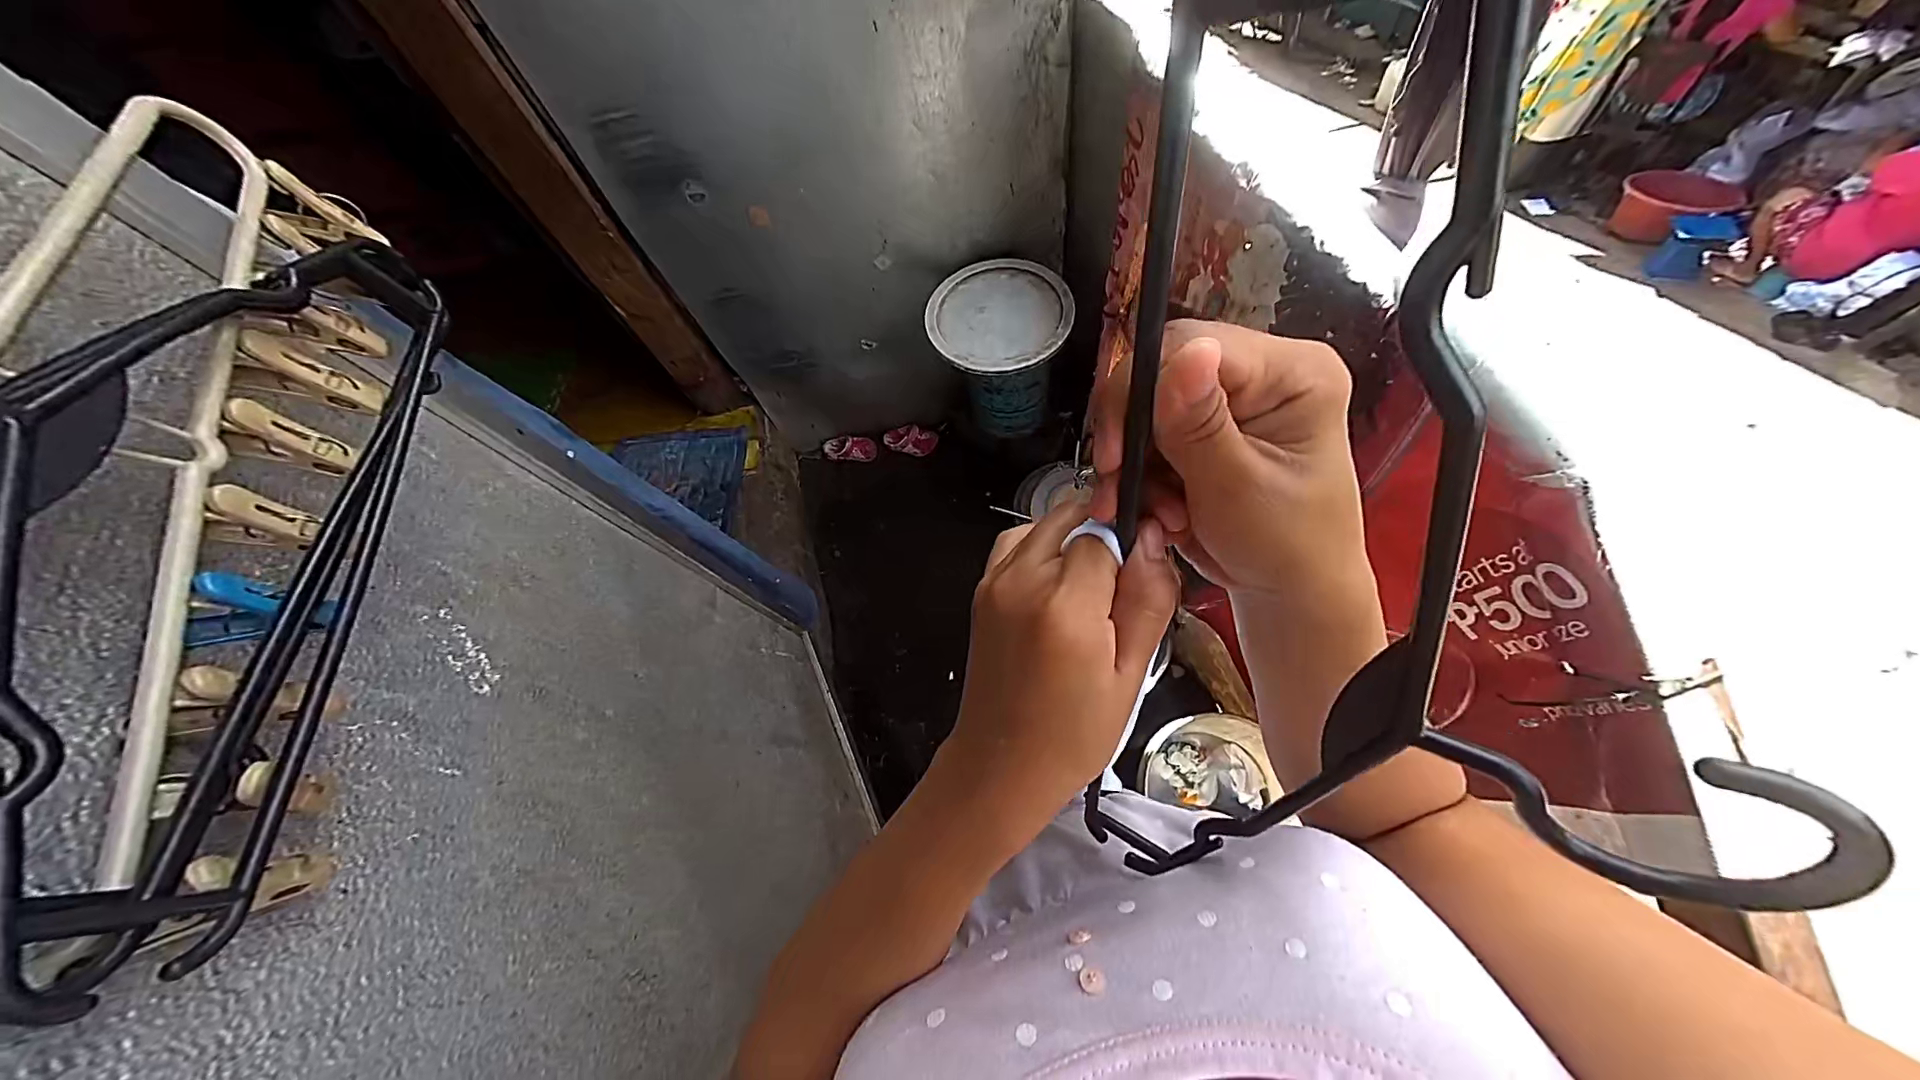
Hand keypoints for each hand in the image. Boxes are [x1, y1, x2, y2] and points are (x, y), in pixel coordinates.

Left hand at [942, 496, 1179, 815]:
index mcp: (1065, 605)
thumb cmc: (1071, 733)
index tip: (1137, 582)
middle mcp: (1021, 581)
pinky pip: (1017, 542)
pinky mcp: (981, 589)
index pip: (1108, 533)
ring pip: (1046, 524)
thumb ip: (1148, 598)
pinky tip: (1057, 590)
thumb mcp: (1131, 674)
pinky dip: (1042, 550)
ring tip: (1087, 595)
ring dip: (1073, 543)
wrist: (1001, 762)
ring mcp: (994, 582)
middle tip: (1114, 593)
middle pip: (1075, 518)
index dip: (1131, 550)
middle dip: (1103, 540)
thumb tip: (1154, 540)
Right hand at [1090, 319, 1372, 606]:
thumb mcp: (1238, 488)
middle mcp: (1262, 376)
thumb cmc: (1287, 547)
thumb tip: (1184, 352)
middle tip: (1122, 483)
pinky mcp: (1205, 431)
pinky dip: (1140, 476)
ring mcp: (1230, 404)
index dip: (1138, 390)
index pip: (1192, 344)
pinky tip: (1157, 508)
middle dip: (1133, 436)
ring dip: (1135, 466)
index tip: (1116, 449)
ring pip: (1146, 411)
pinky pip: (1148, 438)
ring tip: (1157, 511)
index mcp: (1293, 373)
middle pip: (1161, 374)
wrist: (1288, 591)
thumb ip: (1201, 425)